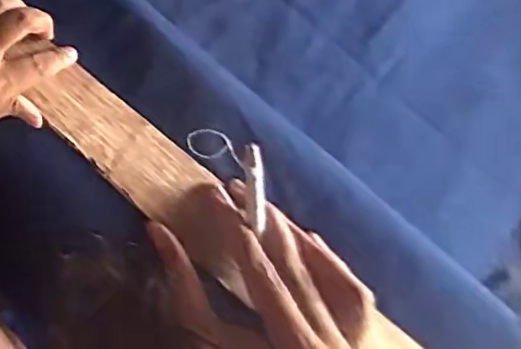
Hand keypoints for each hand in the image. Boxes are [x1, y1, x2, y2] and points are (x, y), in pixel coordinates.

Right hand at [149, 183, 376, 348]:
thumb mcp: (207, 339)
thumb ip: (184, 287)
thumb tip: (157, 230)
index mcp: (292, 344)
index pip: (261, 270)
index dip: (236, 227)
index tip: (215, 193)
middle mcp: (332, 344)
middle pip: (299, 268)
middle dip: (265, 222)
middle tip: (236, 188)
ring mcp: (356, 348)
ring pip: (339, 280)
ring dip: (302, 238)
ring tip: (270, 209)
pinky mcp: (363, 346)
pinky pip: (356, 299)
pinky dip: (333, 265)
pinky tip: (311, 242)